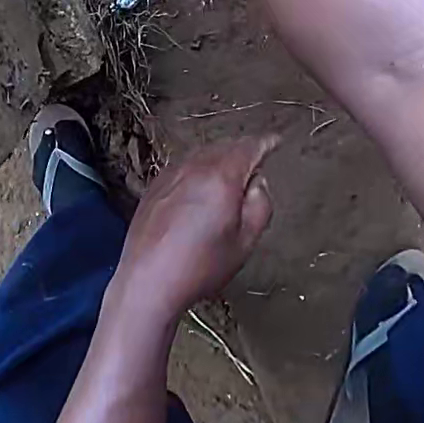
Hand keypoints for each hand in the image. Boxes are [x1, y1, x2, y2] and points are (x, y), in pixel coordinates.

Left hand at [110, 135, 280, 318]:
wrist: (147, 280)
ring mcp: (170, 174)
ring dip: (220, 159)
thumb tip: (257, 182)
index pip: (249, 148)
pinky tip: (199, 188)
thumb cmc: (201, 265)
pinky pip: (184, 167)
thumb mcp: (245, 242)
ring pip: (202, 155)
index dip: (266, 144)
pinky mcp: (154, 186)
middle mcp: (195, 167)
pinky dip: (198, 169)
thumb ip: (260, 205)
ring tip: (230, 175)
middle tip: (255, 163)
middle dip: (242, 151)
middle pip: (225, 147)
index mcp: (221, 177)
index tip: (275, 142)